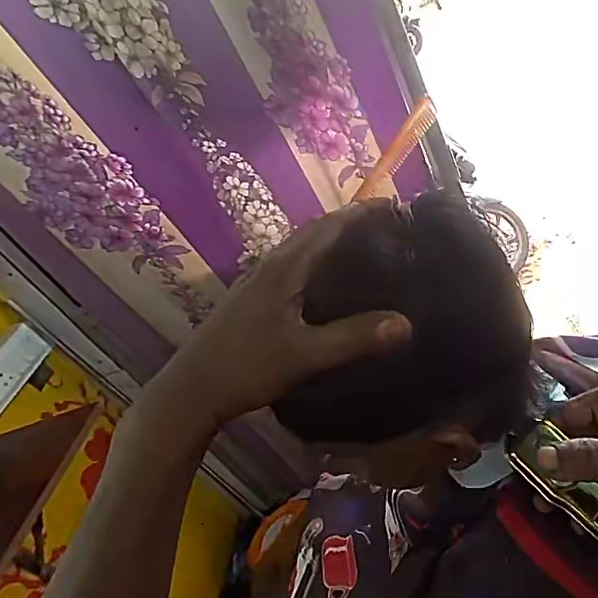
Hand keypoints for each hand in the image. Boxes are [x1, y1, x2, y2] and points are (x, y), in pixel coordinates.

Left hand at [145, 202, 411, 436]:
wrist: (191, 390)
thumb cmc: (246, 366)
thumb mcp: (305, 355)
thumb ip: (354, 338)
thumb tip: (405, 322)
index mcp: (284, 268)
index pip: (328, 226)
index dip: (361, 212)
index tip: (395, 206)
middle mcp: (271, 266)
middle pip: (315, 231)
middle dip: (351, 222)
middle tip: (389, 226)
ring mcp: (258, 281)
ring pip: (302, 248)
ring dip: (333, 239)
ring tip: (368, 247)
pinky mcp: (254, 298)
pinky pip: (294, 265)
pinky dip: (319, 260)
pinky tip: (331, 281)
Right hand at [542, 380, 597, 521]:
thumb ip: (592, 456)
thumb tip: (545, 458)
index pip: (569, 413)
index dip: (548, 439)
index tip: (530, 469)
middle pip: (578, 439)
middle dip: (558, 467)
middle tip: (539, 498)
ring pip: (593, 464)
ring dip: (576, 487)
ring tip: (557, 513)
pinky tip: (585, 518)